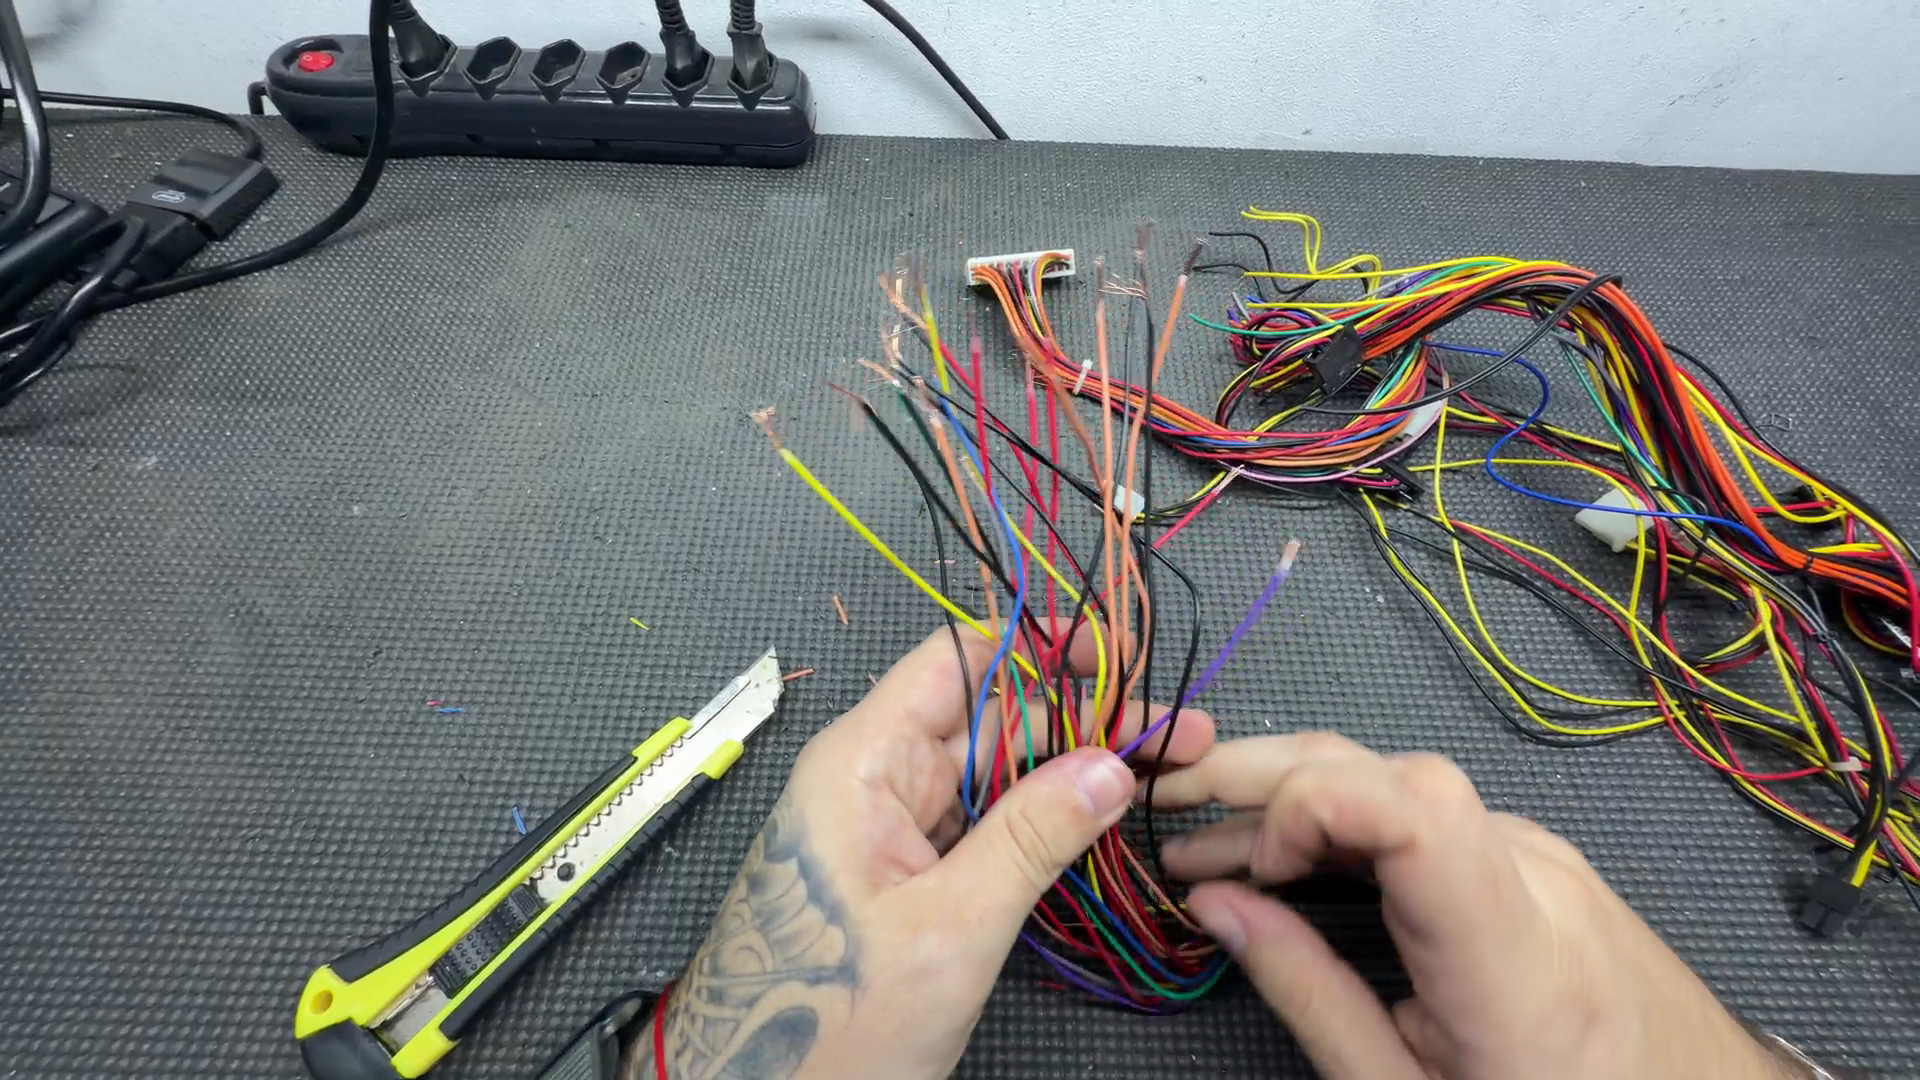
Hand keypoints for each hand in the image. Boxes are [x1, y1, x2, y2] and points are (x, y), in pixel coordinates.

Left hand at [622, 625, 1215, 1079]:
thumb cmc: (822, 1021)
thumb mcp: (945, 930)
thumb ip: (1030, 839)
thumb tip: (1111, 768)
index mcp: (866, 758)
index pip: (957, 661)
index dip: (1037, 646)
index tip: (1111, 651)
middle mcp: (881, 773)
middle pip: (994, 716)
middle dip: (1084, 718)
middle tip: (1170, 731)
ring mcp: (898, 818)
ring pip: (999, 768)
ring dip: (1075, 767)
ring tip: (1159, 766)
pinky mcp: (914, 861)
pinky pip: (987, 815)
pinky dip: (1046, 813)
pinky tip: (1102, 811)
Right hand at [1155, 733, 1793, 1079]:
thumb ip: (1305, 992)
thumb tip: (1214, 904)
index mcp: (1516, 955)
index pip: (1412, 806)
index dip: (1310, 806)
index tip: (1260, 867)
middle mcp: (1528, 872)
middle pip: (1371, 767)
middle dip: (1251, 773)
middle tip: (1164, 800)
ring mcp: (1528, 850)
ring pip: (1376, 774)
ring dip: (1275, 793)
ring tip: (1199, 836)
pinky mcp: (1515, 851)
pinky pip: (1402, 807)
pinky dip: (1322, 817)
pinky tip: (1276, 850)